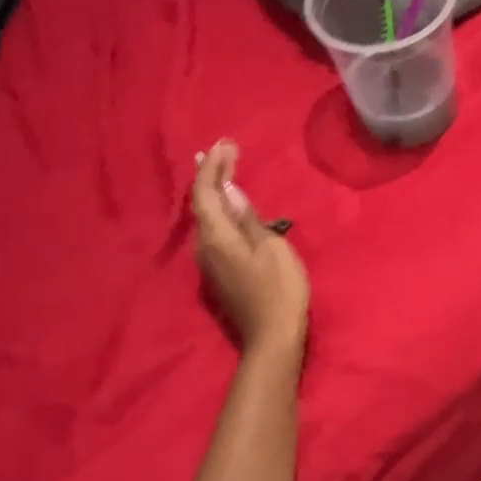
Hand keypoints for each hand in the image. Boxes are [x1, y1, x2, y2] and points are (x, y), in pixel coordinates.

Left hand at [192, 140, 309, 353]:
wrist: (272, 338)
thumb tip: (229, 190)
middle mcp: (204, 246)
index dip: (213, 165)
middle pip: (201, 202)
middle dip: (212, 173)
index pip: (207, 191)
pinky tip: (229, 206)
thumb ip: (248, 217)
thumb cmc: (279, 290)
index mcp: (216, 236)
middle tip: (224, 148)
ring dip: (214, 191)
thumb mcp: (271, 247)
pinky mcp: (219, 273)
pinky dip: (220, 211)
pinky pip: (213, 231)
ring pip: (206, 217)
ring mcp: (209, 262)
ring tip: (224, 170)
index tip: (226, 142)